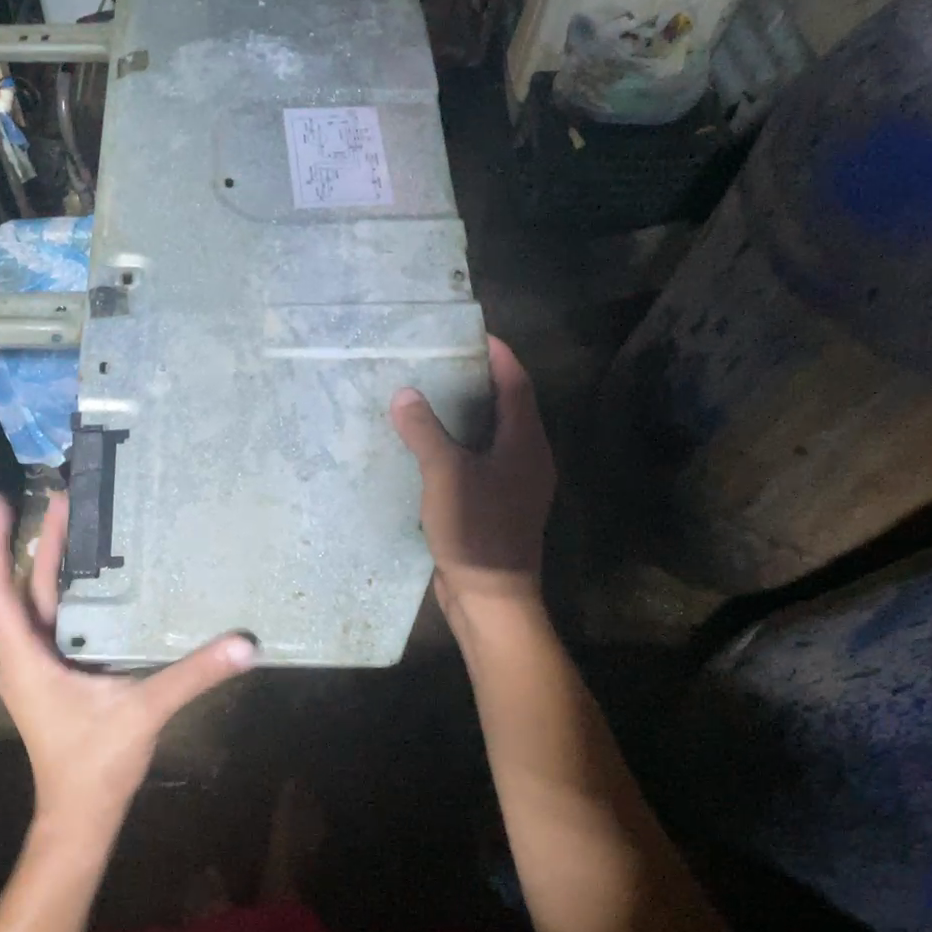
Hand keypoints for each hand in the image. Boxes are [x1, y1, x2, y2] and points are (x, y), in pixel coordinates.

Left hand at [0, 494, 258, 831]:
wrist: (78, 818)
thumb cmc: (96, 765)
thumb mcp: (144, 711)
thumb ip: (192, 676)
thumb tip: (244, 645)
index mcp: (26, 658)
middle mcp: (20, 658)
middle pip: (20, 590)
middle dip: (36, 543)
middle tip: (60, 499)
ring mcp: (31, 672)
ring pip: (33, 609)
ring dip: (45, 570)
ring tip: (72, 530)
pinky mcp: (47, 682)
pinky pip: (47, 627)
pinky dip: (59, 599)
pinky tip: (88, 588)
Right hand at [391, 335, 555, 608]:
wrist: (490, 597)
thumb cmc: (476, 530)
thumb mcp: (446, 475)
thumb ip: (426, 432)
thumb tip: (405, 393)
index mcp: (525, 444)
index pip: (516, 385)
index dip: (498, 356)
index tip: (472, 334)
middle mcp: (526, 459)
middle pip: (506, 408)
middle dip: (478, 382)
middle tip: (440, 362)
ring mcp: (512, 485)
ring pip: (490, 437)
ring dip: (464, 416)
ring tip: (427, 398)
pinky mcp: (494, 506)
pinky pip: (476, 462)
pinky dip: (455, 447)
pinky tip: (426, 448)